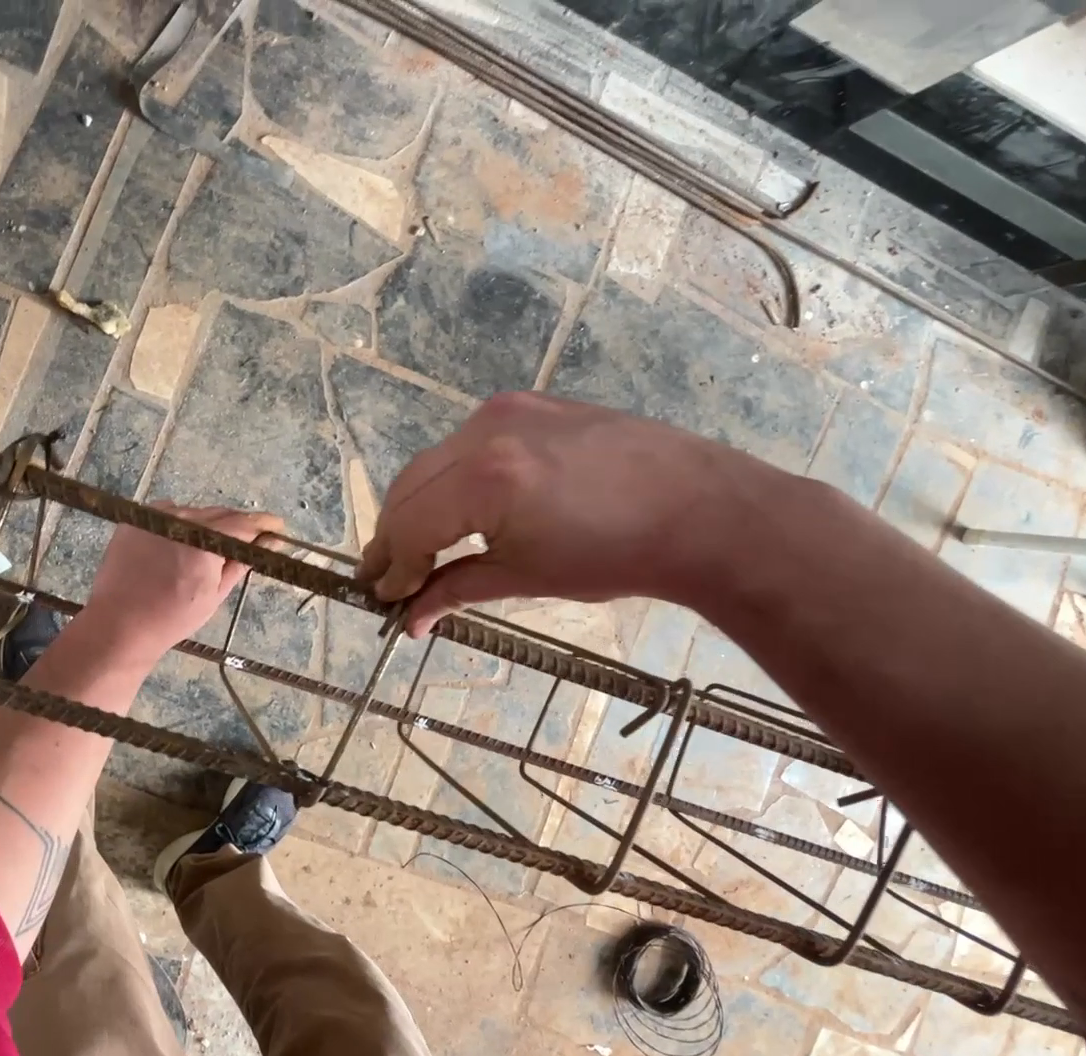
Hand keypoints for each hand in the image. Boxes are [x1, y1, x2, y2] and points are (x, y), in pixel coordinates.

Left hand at [78, 503, 285, 658]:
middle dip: (235, 526)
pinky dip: (178, 527)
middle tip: (247, 541)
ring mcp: (154, 517)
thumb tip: (268, 542)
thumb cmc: (171, 617)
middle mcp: (180, 521)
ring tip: (205, 551)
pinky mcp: (134, 520)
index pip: (243, 523)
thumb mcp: (214, 594)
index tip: (277, 526)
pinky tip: (176, 548)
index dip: (263, 523)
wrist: (119, 623)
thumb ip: (241, 563)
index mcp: (203, 541)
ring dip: (205, 527)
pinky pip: (166, 516)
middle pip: (218, 515)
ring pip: (193, 514)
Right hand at [357, 393, 795, 635]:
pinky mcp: (526, 404)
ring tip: (416, 547)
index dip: (391, 566)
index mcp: (484, 480)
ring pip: (431, 463)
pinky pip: (463, 444)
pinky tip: (456, 509)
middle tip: (384, 576)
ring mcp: (505, 410)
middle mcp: (483, 433)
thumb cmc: (616, 556)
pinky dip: (448, 479)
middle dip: (393, 536)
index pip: (408, 525)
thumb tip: (407, 620)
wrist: (703, 511)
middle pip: (407, 488)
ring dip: (416, 506)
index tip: (382, 597)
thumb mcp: (524, 577)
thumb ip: (454, 591)